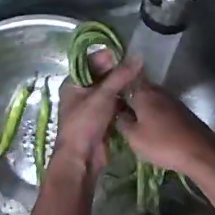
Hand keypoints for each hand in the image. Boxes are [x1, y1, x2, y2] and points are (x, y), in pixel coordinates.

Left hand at [48, 57, 140, 187]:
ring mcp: (91, 108)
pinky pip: (114, 106)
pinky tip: (137, 98)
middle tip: (138, 69)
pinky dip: (123, 102)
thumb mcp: (103, 95)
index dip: (107, 58)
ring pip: (109, 92)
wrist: (81, 158)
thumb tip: (138, 57)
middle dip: (118, 73)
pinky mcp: (101, 121)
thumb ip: (120, 76)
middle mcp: (80, 94)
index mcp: (73, 84)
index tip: (127, 57)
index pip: (90, 63)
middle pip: (101, 77)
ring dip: (122, 88)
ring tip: (141, 82)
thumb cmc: (85, 123)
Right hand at [117, 77, 214, 178]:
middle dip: (129, 97)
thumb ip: (122, 122)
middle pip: (140, 89)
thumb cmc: (162, 143)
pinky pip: (163, 109)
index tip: (108, 92)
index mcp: (145, 93)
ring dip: (143, 108)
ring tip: (132, 121)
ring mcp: (173, 101)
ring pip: (152, 100)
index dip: (117, 84)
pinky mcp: (183, 113)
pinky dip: (155, 115)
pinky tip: (151, 127)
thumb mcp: (134, 137)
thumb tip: (118, 112)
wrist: (200, 153)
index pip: (127, 79)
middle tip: (117, 110)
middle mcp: (160, 92)